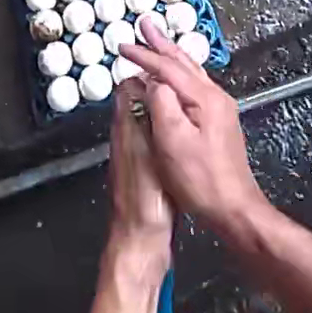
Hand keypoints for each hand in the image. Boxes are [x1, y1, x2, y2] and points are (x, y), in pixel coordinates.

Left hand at [107, 77, 173, 272]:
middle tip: (183, 85)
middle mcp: (124, 139)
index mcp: (124, 130)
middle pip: (136, 103)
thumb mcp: (149, 153)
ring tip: (187, 106)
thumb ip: (142, 119)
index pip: (127, 89)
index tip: (168, 70)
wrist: (140, 242)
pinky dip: (165, 131)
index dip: (145, 76)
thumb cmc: (148, 198)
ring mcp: (133, 156)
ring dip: (162, 111)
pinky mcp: (143, 172)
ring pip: (146, 122)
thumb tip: (141, 83)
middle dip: (156, 91)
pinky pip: (153, 140)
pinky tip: (183, 136)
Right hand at [119, 19, 269, 233]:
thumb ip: (162, 104)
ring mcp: (219, 108)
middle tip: (145, 25)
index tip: (124, 46)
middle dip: (161, 44)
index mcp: (204, 98)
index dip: (144, 56)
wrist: (234, 207)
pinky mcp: (218, 121)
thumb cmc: (202, 180)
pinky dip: (178, 73)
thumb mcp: (173, 141)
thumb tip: (153, 82)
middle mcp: (215, 97)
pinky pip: (194, 85)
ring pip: (190, 72)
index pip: (168, 68)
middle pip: (183, 62)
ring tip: (157, 42)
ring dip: (170, 56)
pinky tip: (174, 77)